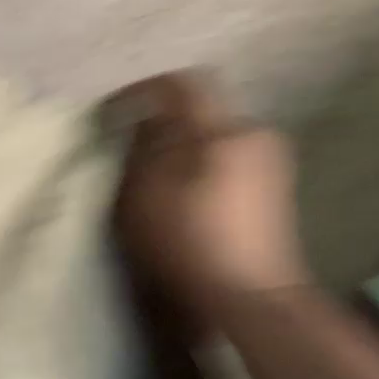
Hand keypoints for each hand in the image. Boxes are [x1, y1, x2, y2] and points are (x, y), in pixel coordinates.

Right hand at [113, 71, 310, 327]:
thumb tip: (145, 118)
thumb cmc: (186, 239)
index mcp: (226, 129)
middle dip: (159, 125)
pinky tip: (176, 198)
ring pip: (211, 137)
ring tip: (146, 177)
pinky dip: (195, 167)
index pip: (182, 85)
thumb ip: (145, 145)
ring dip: (177, 148)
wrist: (245, 294)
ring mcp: (270, 162)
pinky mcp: (271, 189)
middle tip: (123, 150)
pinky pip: (224, 159)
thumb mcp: (145, 189)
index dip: (140, 92)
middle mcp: (256, 134)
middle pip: (199, 112)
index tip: (108, 115)